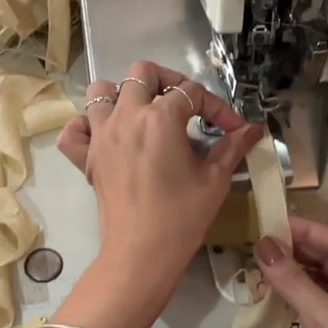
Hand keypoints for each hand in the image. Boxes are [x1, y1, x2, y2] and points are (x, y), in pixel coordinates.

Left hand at [55, 61, 262, 327]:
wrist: (141, 254)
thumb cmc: (181, 217)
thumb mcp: (214, 180)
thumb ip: (232, 148)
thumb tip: (253, 130)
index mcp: (160, 118)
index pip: (192, 93)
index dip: (217, 107)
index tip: (232, 129)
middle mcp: (126, 117)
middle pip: (142, 73)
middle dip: (169, 81)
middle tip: (187, 106)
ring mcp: (101, 135)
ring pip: (101, 91)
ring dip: (124, 95)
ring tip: (145, 114)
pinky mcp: (85, 158)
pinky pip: (74, 129)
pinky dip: (86, 125)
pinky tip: (107, 135)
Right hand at [256, 218, 327, 327]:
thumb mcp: (326, 321)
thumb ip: (294, 281)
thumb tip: (264, 244)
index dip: (310, 231)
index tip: (274, 222)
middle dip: (298, 250)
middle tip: (260, 240)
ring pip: (319, 282)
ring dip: (292, 273)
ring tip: (259, 262)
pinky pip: (312, 304)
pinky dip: (291, 295)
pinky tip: (268, 289)